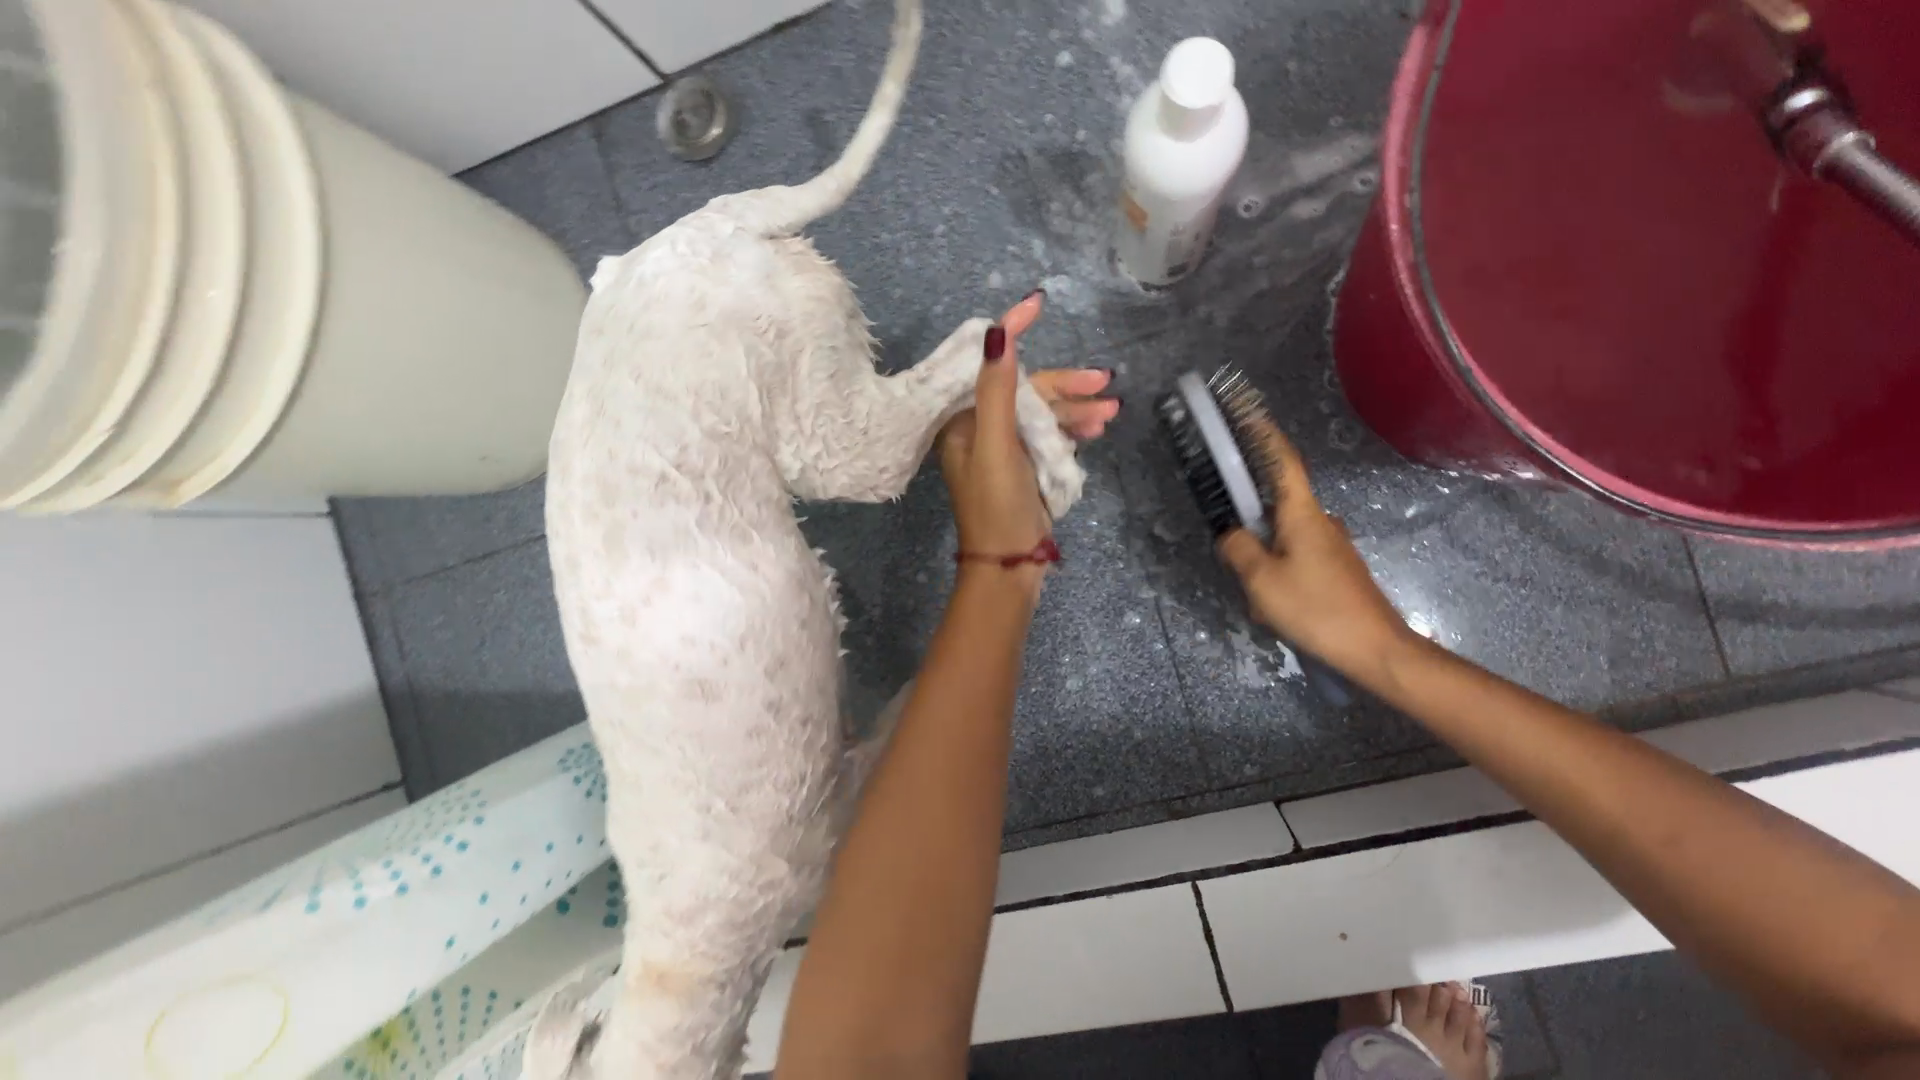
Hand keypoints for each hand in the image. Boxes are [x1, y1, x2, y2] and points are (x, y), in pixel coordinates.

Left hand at [938, 291, 1118, 573]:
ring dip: (1076, 410)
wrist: (1010, 567)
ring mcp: (1004, 450)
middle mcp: (979, 431)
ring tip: (1111, 410)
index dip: (1013, 335)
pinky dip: (1072, 431)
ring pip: (1043, 415)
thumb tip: (997, 333)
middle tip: (1104, 381)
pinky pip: (1050, 437)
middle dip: (1064, 386)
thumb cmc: (999, 505)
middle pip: (1025, 392)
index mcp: (962, 421)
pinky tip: (1097, 429)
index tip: (1037, 303)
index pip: (989, 367)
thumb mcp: (998, 445)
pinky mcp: (1024, 468)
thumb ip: (997, 390)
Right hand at [1216, 416, 1410, 678]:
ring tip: (1258, 601)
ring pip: (1283, 541)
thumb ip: (1238, 550)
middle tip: (1235, 559)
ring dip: (1264, 563)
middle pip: (1276, 507)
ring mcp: (1332, 547)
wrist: (1376, 649)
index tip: (1247, 412)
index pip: (1282, 462)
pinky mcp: (1337, 571)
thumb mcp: (1262, 581)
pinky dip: (1279, 579)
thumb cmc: (1316, 609)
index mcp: (1302, 514)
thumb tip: (1231, 535)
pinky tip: (1276, 612)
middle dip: (1250, 528)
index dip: (1263, 435)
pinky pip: (1297, 562)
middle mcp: (1321, 522)